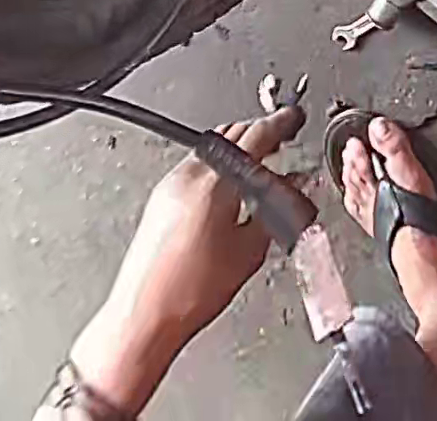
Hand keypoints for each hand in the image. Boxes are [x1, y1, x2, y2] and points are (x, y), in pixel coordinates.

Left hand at [70, 106, 304, 412]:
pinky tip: (233, 182)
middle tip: (283, 139)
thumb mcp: (249, 251)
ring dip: (240, 145)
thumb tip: (296, 184)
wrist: (141, 318)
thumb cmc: (189, 293)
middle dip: (261, 132)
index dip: (280, 123)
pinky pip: (199, 160)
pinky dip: (221, 162)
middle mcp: (190, 175)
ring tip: (262, 161)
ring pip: (215, 145)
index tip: (293, 119)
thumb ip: (277, 209)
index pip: (255, 136)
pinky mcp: (162, 192)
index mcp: (215, 185)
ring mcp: (172, 181)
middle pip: (233, 132)